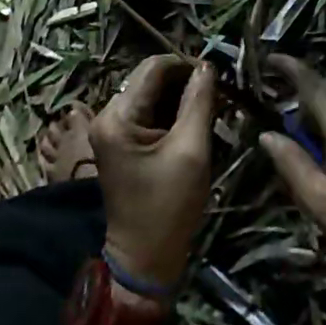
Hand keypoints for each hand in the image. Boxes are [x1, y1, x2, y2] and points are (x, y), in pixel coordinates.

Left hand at [92, 55, 216, 286]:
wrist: (145, 260)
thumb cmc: (169, 206)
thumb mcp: (191, 150)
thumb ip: (199, 102)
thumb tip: (207, 65)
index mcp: (118, 117)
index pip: (153, 68)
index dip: (186, 64)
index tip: (216, 75)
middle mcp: (107, 115)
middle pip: (150, 79)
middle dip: (184, 81)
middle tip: (217, 91)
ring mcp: (112, 129)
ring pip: (151, 94)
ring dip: (180, 96)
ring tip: (210, 104)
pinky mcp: (121, 141)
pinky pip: (148, 112)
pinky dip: (171, 111)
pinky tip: (194, 120)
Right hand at [260, 55, 325, 291]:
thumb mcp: (321, 202)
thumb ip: (292, 164)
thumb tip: (268, 135)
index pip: (312, 85)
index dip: (289, 69)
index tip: (269, 58)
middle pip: (325, 100)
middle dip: (299, 106)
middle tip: (273, 123)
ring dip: (316, 125)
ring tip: (295, 150)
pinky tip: (323, 164)